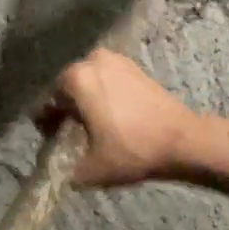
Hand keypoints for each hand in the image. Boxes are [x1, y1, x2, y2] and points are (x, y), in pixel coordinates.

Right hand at [35, 48, 200, 186]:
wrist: (182, 139)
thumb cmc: (132, 149)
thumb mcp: (90, 169)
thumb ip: (65, 167)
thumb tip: (60, 167)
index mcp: (77, 78)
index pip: (49, 100)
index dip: (47, 121)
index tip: (51, 139)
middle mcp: (94, 60)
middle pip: (69, 86)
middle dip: (67, 108)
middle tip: (69, 133)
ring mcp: (117, 60)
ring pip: (90, 81)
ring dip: (86, 100)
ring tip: (91, 126)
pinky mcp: (136, 66)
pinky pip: (109, 79)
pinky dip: (105, 94)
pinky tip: (111, 116)